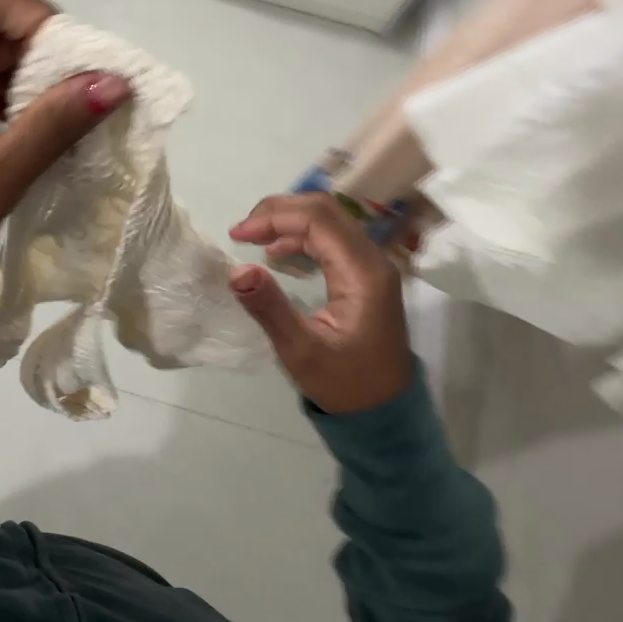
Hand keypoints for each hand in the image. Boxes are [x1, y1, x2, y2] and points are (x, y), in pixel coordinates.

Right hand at [228, 194, 410, 413]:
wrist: (385, 411)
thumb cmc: (345, 384)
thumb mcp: (302, 351)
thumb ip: (270, 308)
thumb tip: (237, 271)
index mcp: (362, 273)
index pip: (318, 219)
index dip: (274, 217)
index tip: (237, 236)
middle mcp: (372, 260)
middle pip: (326, 211)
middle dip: (279, 212)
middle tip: (242, 232)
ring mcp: (371, 266)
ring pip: (330, 221)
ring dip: (289, 222)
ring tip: (253, 240)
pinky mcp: (365, 276)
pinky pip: (333, 239)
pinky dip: (301, 237)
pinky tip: (278, 255)